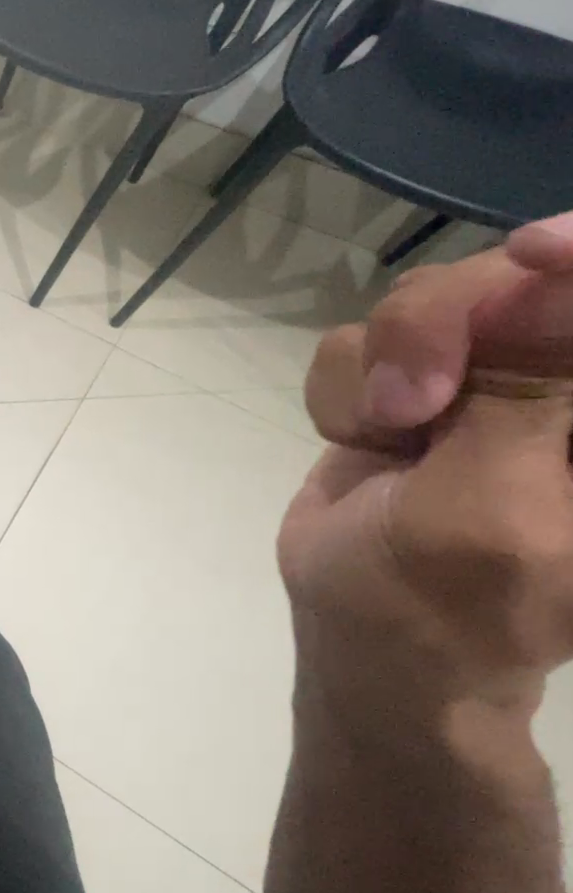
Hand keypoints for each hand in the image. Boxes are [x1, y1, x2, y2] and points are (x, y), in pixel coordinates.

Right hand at [280, 212, 572, 711]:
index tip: (530, 254)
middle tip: (409, 408)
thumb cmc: (439, 599)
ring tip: (381, 438)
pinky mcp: (408, 390)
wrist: (364, 639)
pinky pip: (360, 344)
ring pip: (422, 302)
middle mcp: (562, 379)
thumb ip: (524, 399)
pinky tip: (362, 441)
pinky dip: (341, 391)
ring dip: (379, 369)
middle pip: (511, 277)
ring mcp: (484, 379)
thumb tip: (535, 273)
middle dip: (443, 327)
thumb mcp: (494, 509)